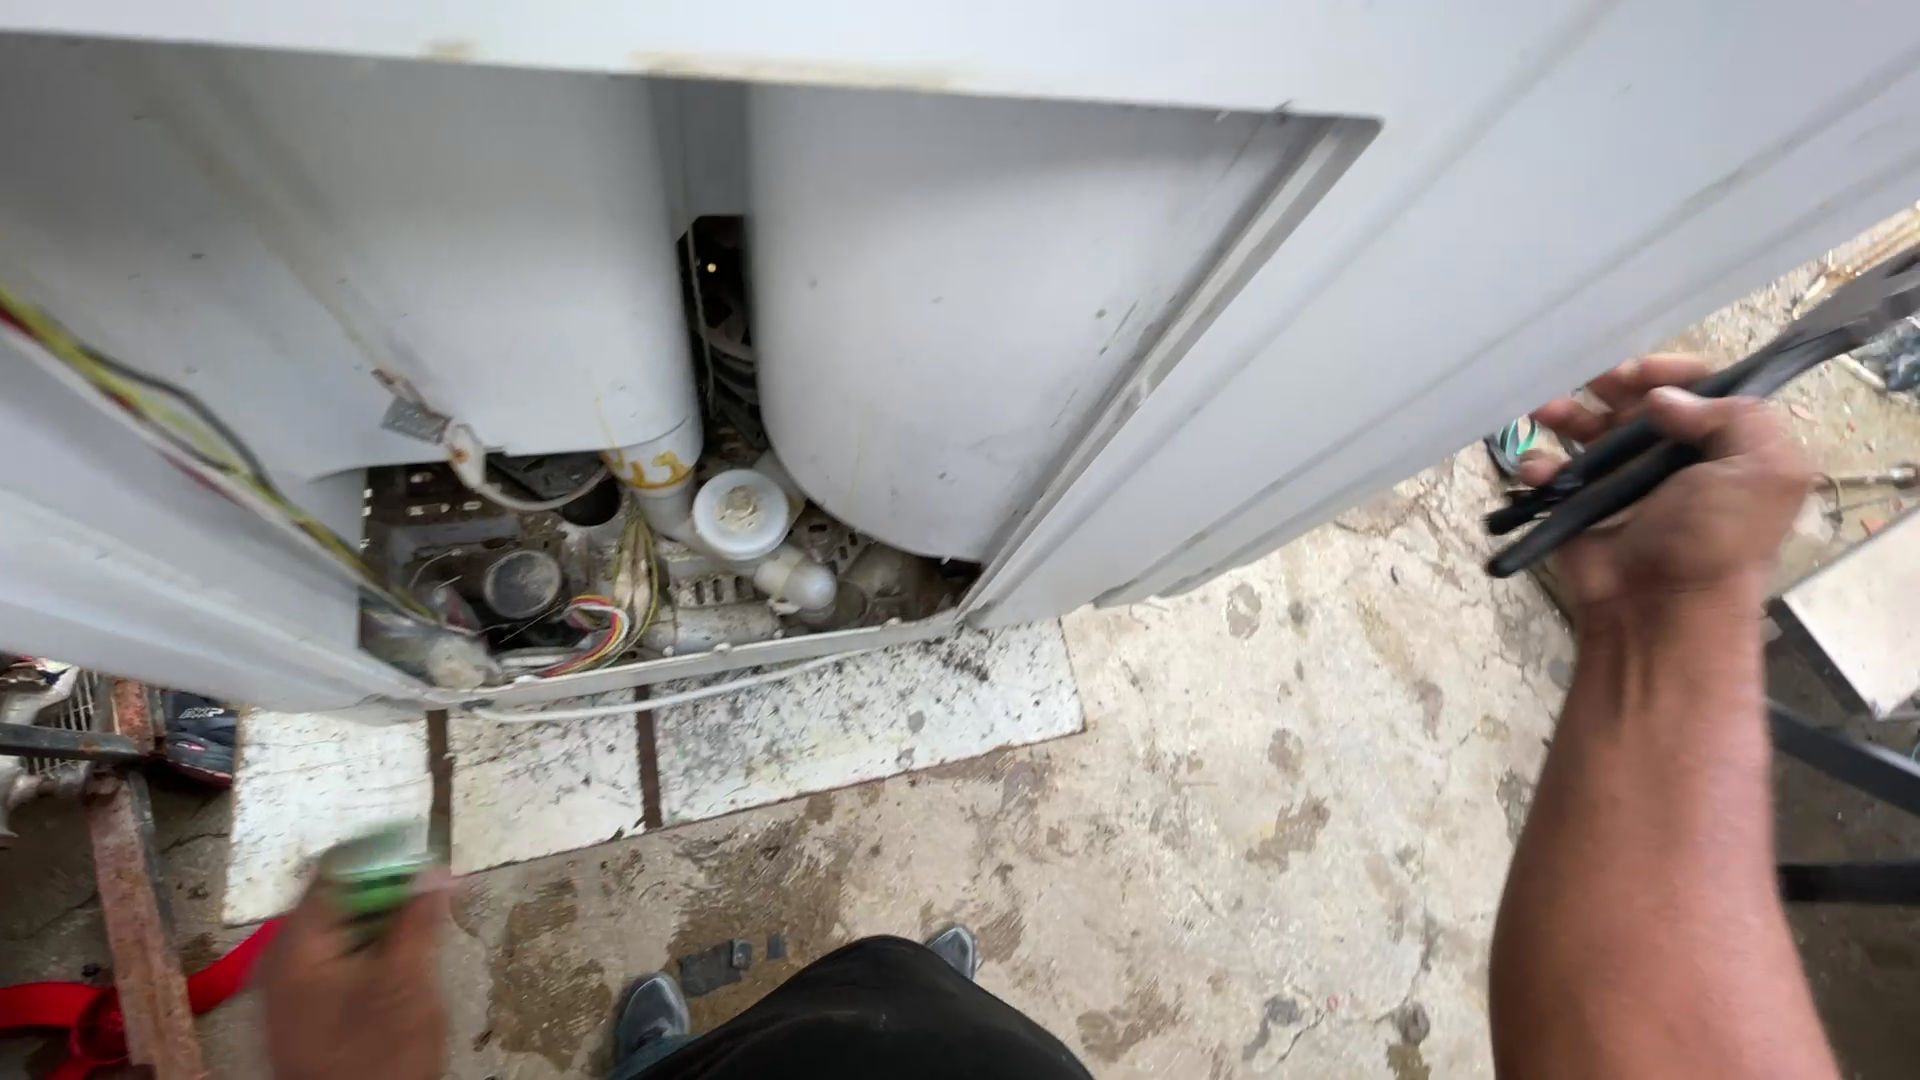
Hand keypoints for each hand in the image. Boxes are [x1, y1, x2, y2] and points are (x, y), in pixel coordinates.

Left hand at [260, 867, 452, 1079]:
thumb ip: (419, 918)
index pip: (334, 874)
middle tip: (440, 877)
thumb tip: (437, 867)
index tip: (426, 842)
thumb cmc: (378, 1052)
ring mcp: (296, 983)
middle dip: (392, 881)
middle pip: (340, 896)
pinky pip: (347, 946)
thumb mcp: (407, 981)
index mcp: (297, 951)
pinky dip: (382, 934)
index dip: (381, 853)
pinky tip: (414, 938)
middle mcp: (286, 960)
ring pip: (349, 921)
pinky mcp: (314, 1000)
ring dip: (392, 908)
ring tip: (435, 904)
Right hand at [1517, 354, 1810, 614]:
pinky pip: (1550, 471)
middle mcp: (1672, 458)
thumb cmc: (1715, 536)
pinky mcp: (1575, 503)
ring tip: (1542, 412)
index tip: (1639, 371)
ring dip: (1562, 415)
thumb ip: (1734, 417)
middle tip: (1586, 381)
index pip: (1702, 389)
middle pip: (1636, 403)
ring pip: (1586, 429)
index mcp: (1725, 445)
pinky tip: (1537, 472)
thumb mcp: (1764, 470)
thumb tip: (1661, 399)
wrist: (1656, 602)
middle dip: (1609, 386)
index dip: (1672, 371)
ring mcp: (1619, 481)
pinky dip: (1538, 465)